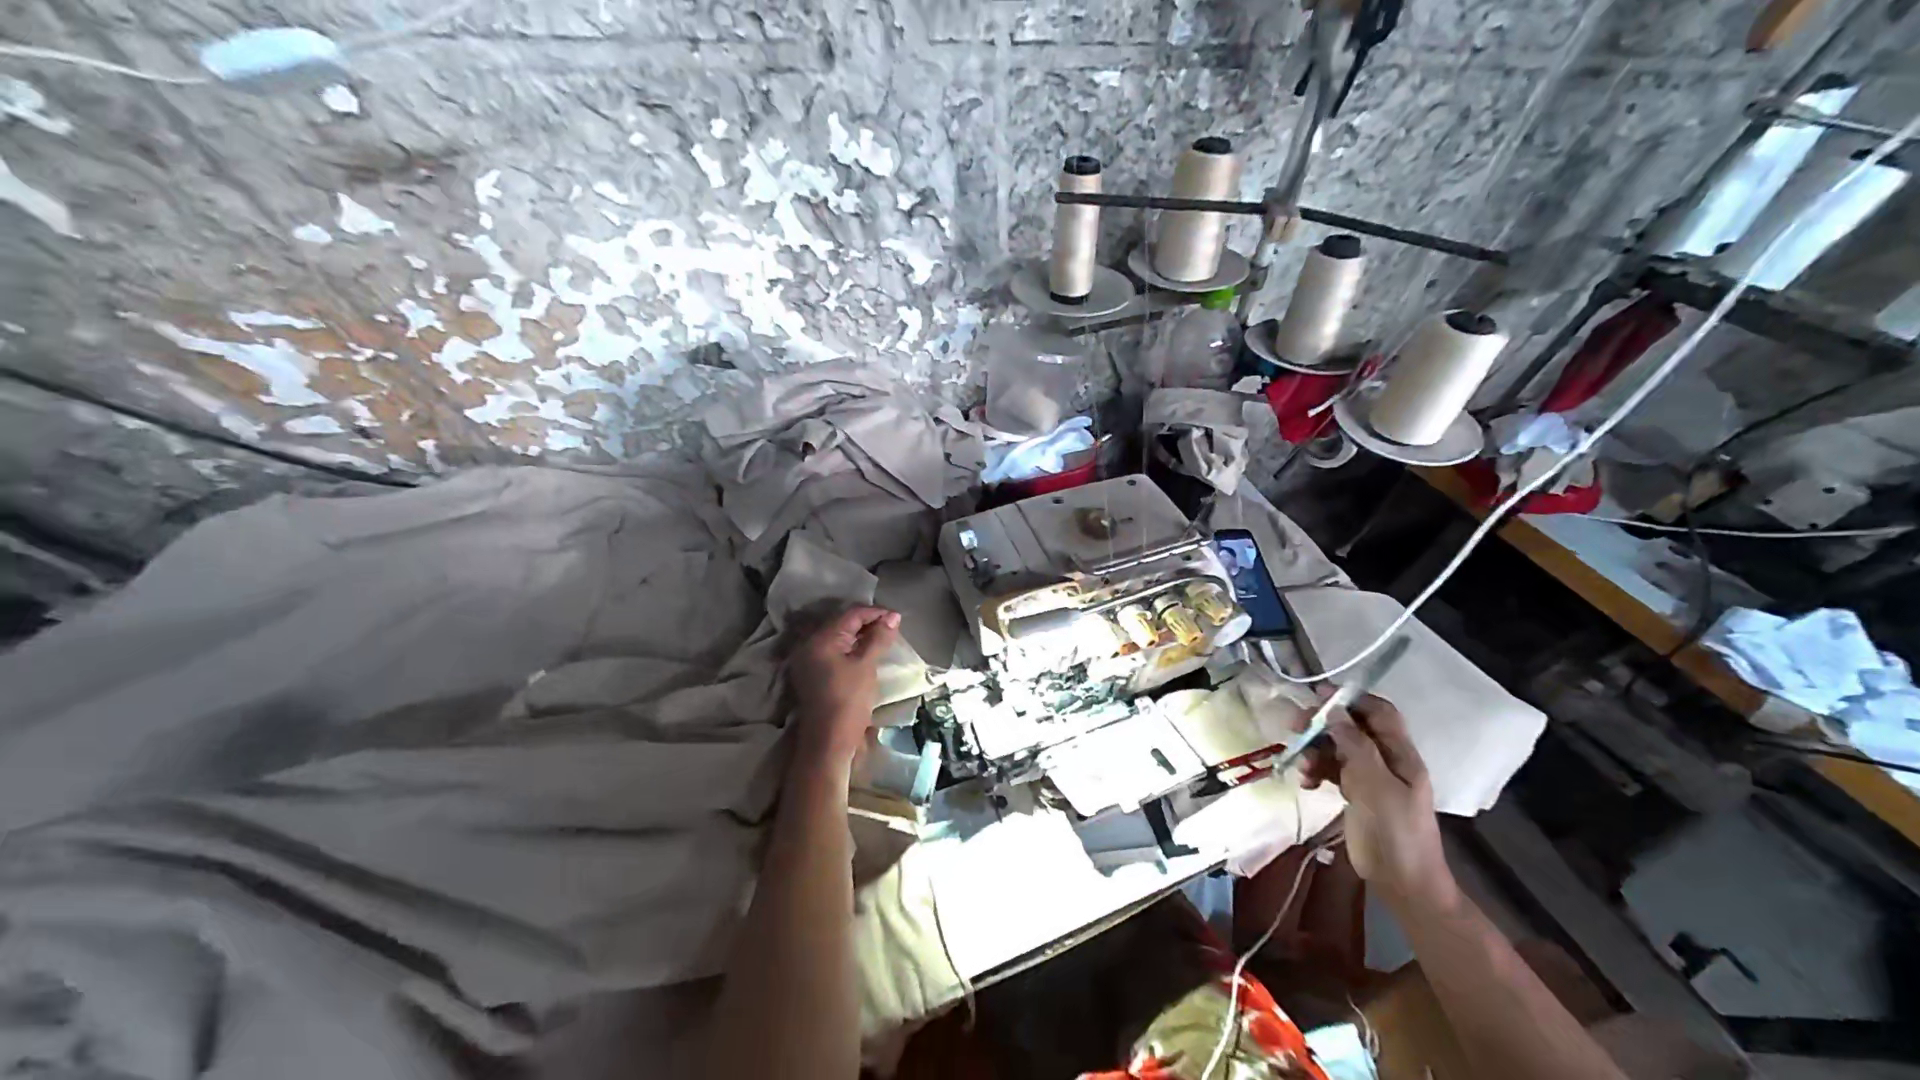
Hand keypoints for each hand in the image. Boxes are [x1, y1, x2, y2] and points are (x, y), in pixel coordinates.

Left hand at [788, 605, 899, 762]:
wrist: (828, 741)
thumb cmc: (848, 700)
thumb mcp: (866, 665)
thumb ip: (878, 638)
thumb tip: (892, 617)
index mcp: (820, 639)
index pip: (851, 615)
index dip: (875, 613)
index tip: (897, 618)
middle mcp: (809, 644)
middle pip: (842, 624)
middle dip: (867, 623)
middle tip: (892, 627)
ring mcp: (808, 660)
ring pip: (837, 638)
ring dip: (859, 636)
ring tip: (882, 639)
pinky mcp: (812, 674)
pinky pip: (832, 651)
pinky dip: (850, 648)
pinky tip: (865, 653)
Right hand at [1307, 694, 1456, 911]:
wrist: (1403, 884)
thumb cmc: (1395, 833)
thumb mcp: (1375, 786)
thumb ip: (1356, 746)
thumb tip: (1334, 711)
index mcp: (1400, 755)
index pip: (1378, 712)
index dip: (1350, 699)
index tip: (1317, 696)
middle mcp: (1386, 761)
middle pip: (1352, 728)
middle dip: (1323, 725)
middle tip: (1294, 726)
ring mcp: (1371, 779)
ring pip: (1338, 749)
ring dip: (1315, 751)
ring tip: (1300, 765)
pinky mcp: (1357, 795)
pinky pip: (1332, 771)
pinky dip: (1317, 772)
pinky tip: (1306, 783)